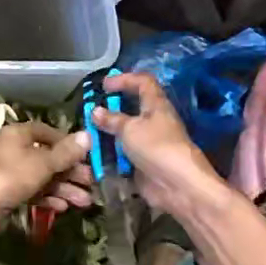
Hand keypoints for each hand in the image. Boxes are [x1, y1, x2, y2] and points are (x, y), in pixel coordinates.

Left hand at [0, 122, 93, 233]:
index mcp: (18, 134)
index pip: (47, 131)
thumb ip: (66, 152)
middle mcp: (13, 149)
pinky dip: (48, 197)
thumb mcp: (43, 163)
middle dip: (70, 172)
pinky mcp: (8, 191)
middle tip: (91, 183)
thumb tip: (88, 135)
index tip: (86, 156)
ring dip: (64, 188)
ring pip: (43, 176)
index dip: (67, 143)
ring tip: (84, 202)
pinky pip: (33, 190)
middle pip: (47, 157)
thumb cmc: (11, 177)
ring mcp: (10, 171)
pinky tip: (62, 208)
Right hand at [90, 73, 226, 218]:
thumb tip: (95, 111)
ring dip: (108, 132)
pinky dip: (109, 152)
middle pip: (132, 107)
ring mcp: (149, 143)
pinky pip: (122, 152)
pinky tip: (94, 154)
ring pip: (125, 131)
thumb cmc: (156, 148)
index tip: (103, 85)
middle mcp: (154, 121)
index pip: (143, 82)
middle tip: (91, 111)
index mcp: (156, 106)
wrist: (177, 186)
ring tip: (87, 133)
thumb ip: (111, 119)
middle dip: (111, 108)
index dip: (124, 79)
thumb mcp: (129, 129)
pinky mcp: (143, 162)